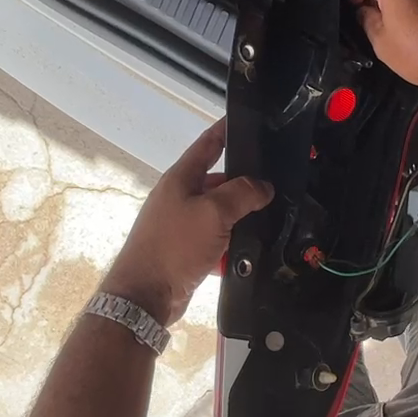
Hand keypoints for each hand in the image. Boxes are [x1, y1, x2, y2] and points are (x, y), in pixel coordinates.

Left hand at [99, 119, 272, 325]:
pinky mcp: (185, 251)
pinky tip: (247, 253)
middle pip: (218, 182)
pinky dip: (230, 245)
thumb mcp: (214, 213)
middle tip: (273, 185)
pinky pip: (216, 240)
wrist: (144, 296)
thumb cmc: (174, 246)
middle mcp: (179, 197)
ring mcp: (181, 225)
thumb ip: (242, 194)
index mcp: (181, 179)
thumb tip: (263, 187)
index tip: (243, 120)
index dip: (225, 131)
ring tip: (267, 221)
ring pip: (220, 214)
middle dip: (244, 184)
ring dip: (239, 219)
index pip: (207, 145)